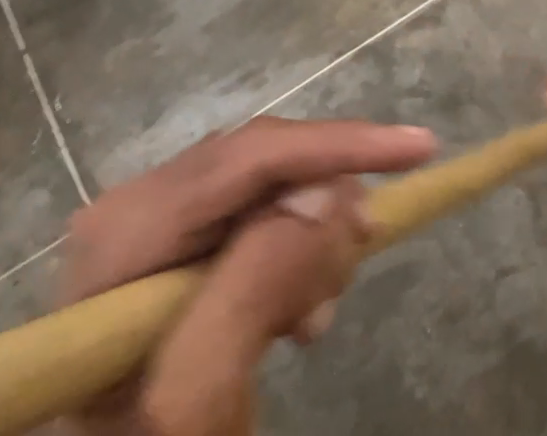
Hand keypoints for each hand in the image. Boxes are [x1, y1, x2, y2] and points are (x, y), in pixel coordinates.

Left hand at [60, 117, 436, 434]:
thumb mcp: (198, 401)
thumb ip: (252, 291)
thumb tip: (326, 191)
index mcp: (124, 237)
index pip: (244, 159)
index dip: (335, 146)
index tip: (421, 147)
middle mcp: (136, 208)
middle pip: (264, 164)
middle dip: (324, 210)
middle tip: (346, 279)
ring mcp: (159, 222)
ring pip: (274, 184)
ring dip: (315, 244)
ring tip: (308, 322)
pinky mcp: (183, 241)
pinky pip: (267, 213)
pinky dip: (301, 257)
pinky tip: (296, 315)